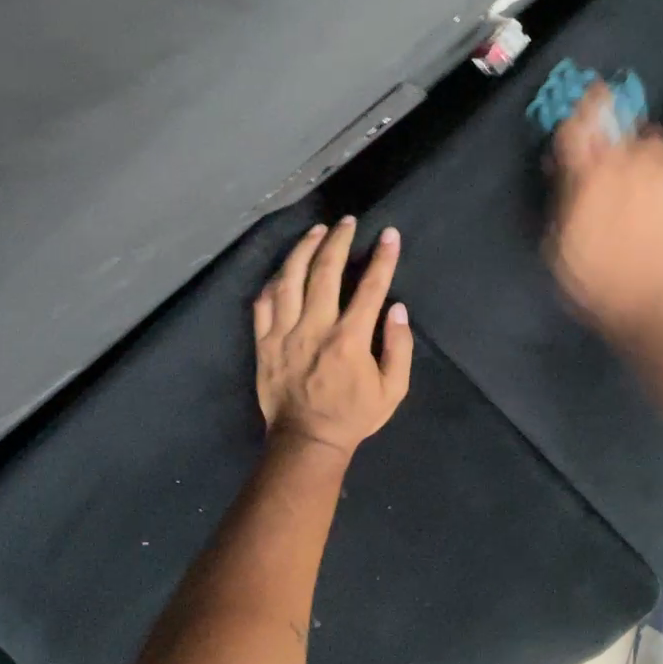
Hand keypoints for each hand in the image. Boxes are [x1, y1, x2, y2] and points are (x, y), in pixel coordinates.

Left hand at [253, 216, 413, 457]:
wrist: (305, 442)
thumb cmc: (352, 416)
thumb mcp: (392, 390)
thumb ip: (399, 348)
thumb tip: (397, 309)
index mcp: (349, 340)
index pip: (369, 288)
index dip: (382, 258)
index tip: (389, 235)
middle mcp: (315, 329)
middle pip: (325, 272)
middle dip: (339, 241)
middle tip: (348, 221)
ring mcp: (284, 334)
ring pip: (290, 280)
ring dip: (304, 250)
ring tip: (316, 230)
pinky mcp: (264, 343)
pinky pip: (263, 303)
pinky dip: (274, 280)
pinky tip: (285, 268)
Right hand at [549, 84, 662, 339]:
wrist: (662, 300)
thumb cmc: (599, 279)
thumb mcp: (559, 244)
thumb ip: (562, 195)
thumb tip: (562, 164)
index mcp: (588, 172)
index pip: (579, 121)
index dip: (580, 111)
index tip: (584, 110)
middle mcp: (628, 157)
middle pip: (617, 125)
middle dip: (612, 138)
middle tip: (611, 168)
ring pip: (650, 139)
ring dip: (644, 153)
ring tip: (644, 183)